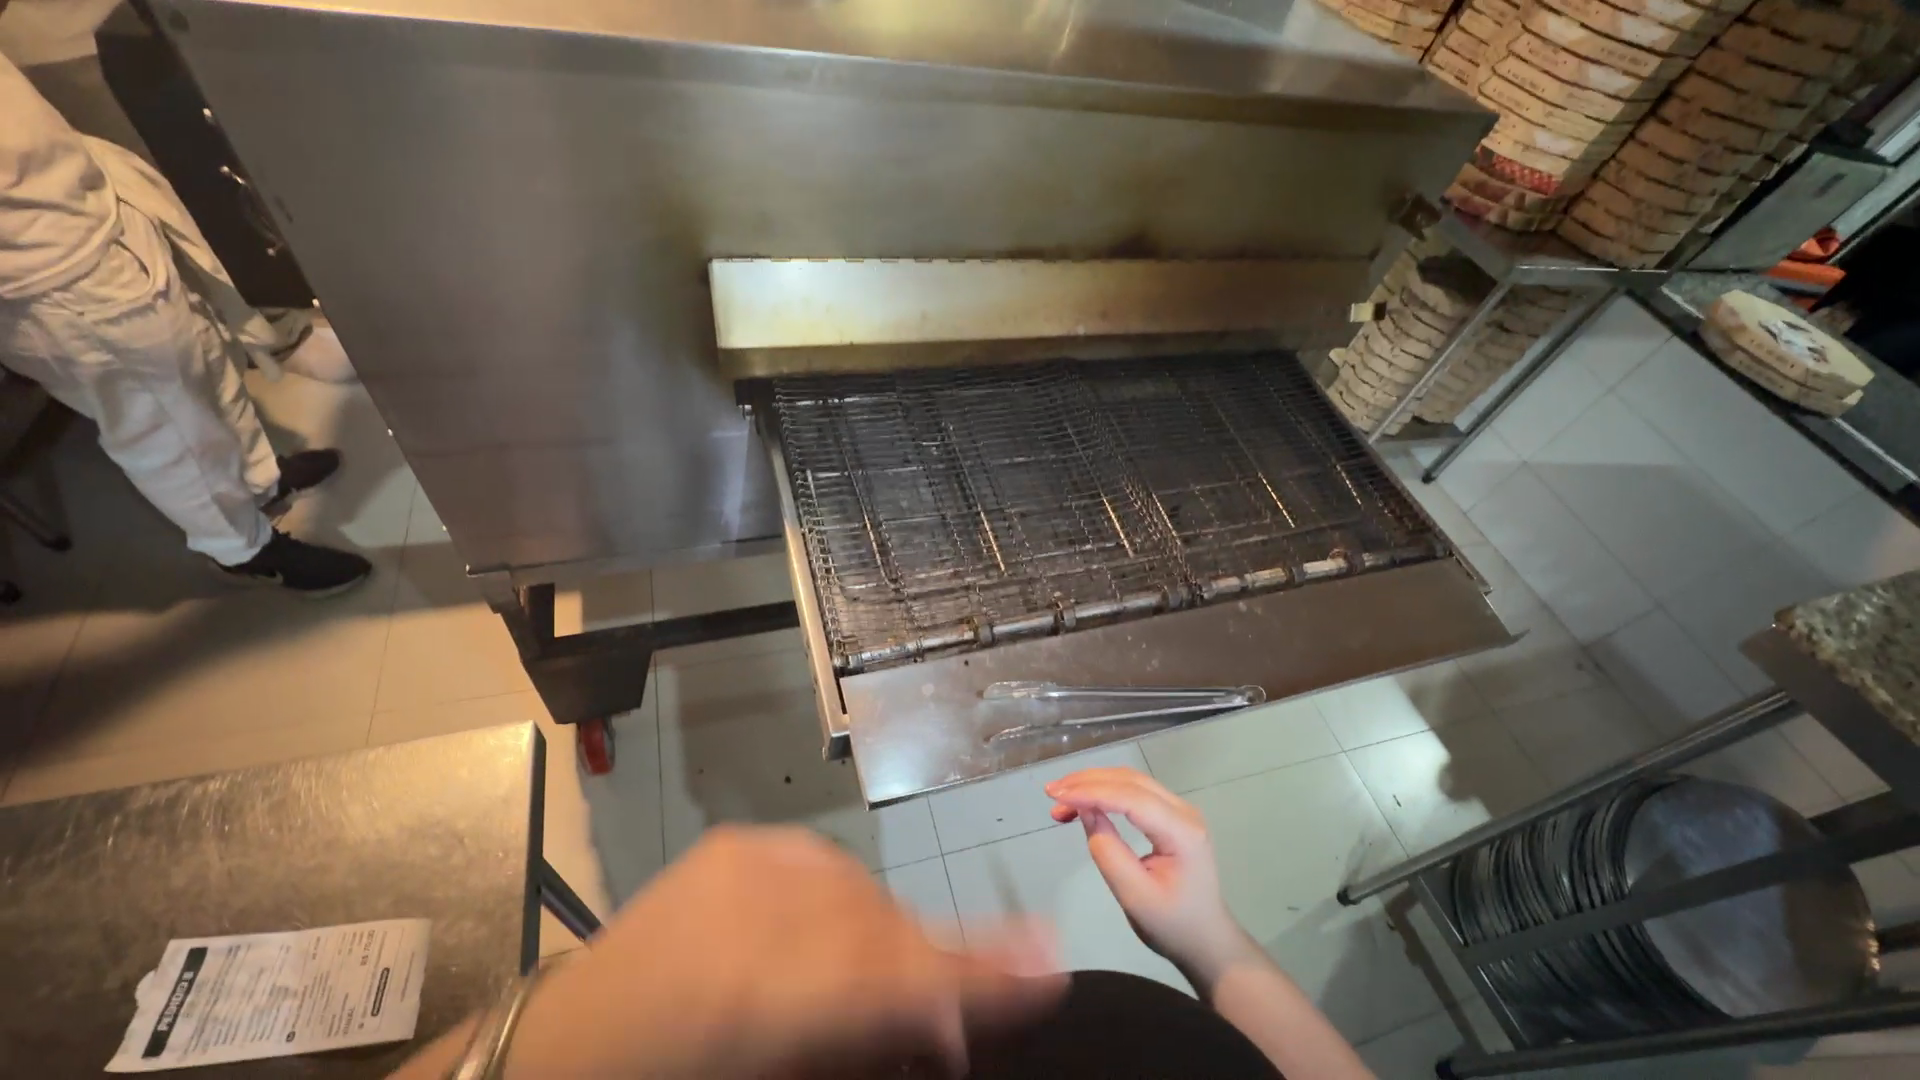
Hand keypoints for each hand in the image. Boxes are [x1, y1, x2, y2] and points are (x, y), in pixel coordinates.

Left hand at [500, 827, 1065, 1078]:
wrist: (574, 1038)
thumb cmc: (681, 1076)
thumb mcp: (780, 1073)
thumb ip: (868, 1039)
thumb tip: (947, 1017)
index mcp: (759, 994)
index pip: (895, 977)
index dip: (979, 973)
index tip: (1048, 969)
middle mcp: (758, 905)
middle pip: (887, 925)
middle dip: (932, 963)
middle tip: (955, 1004)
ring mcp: (747, 860)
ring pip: (864, 890)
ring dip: (887, 935)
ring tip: (879, 976)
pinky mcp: (738, 842)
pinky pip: (825, 866)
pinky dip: (845, 903)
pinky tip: (830, 936)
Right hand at [1046, 767, 1261, 989]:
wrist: (1206, 941)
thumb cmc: (1172, 925)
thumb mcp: (1135, 897)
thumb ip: (1109, 853)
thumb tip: (1085, 814)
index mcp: (1181, 831)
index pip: (1131, 799)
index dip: (1091, 792)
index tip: (1056, 797)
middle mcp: (1183, 811)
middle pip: (1130, 781)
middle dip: (1088, 782)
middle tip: (1051, 793)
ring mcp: (1178, 810)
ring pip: (1130, 781)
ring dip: (1094, 784)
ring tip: (1060, 798)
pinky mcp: (1169, 816)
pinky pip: (1134, 792)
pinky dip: (1105, 792)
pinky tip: (1083, 803)